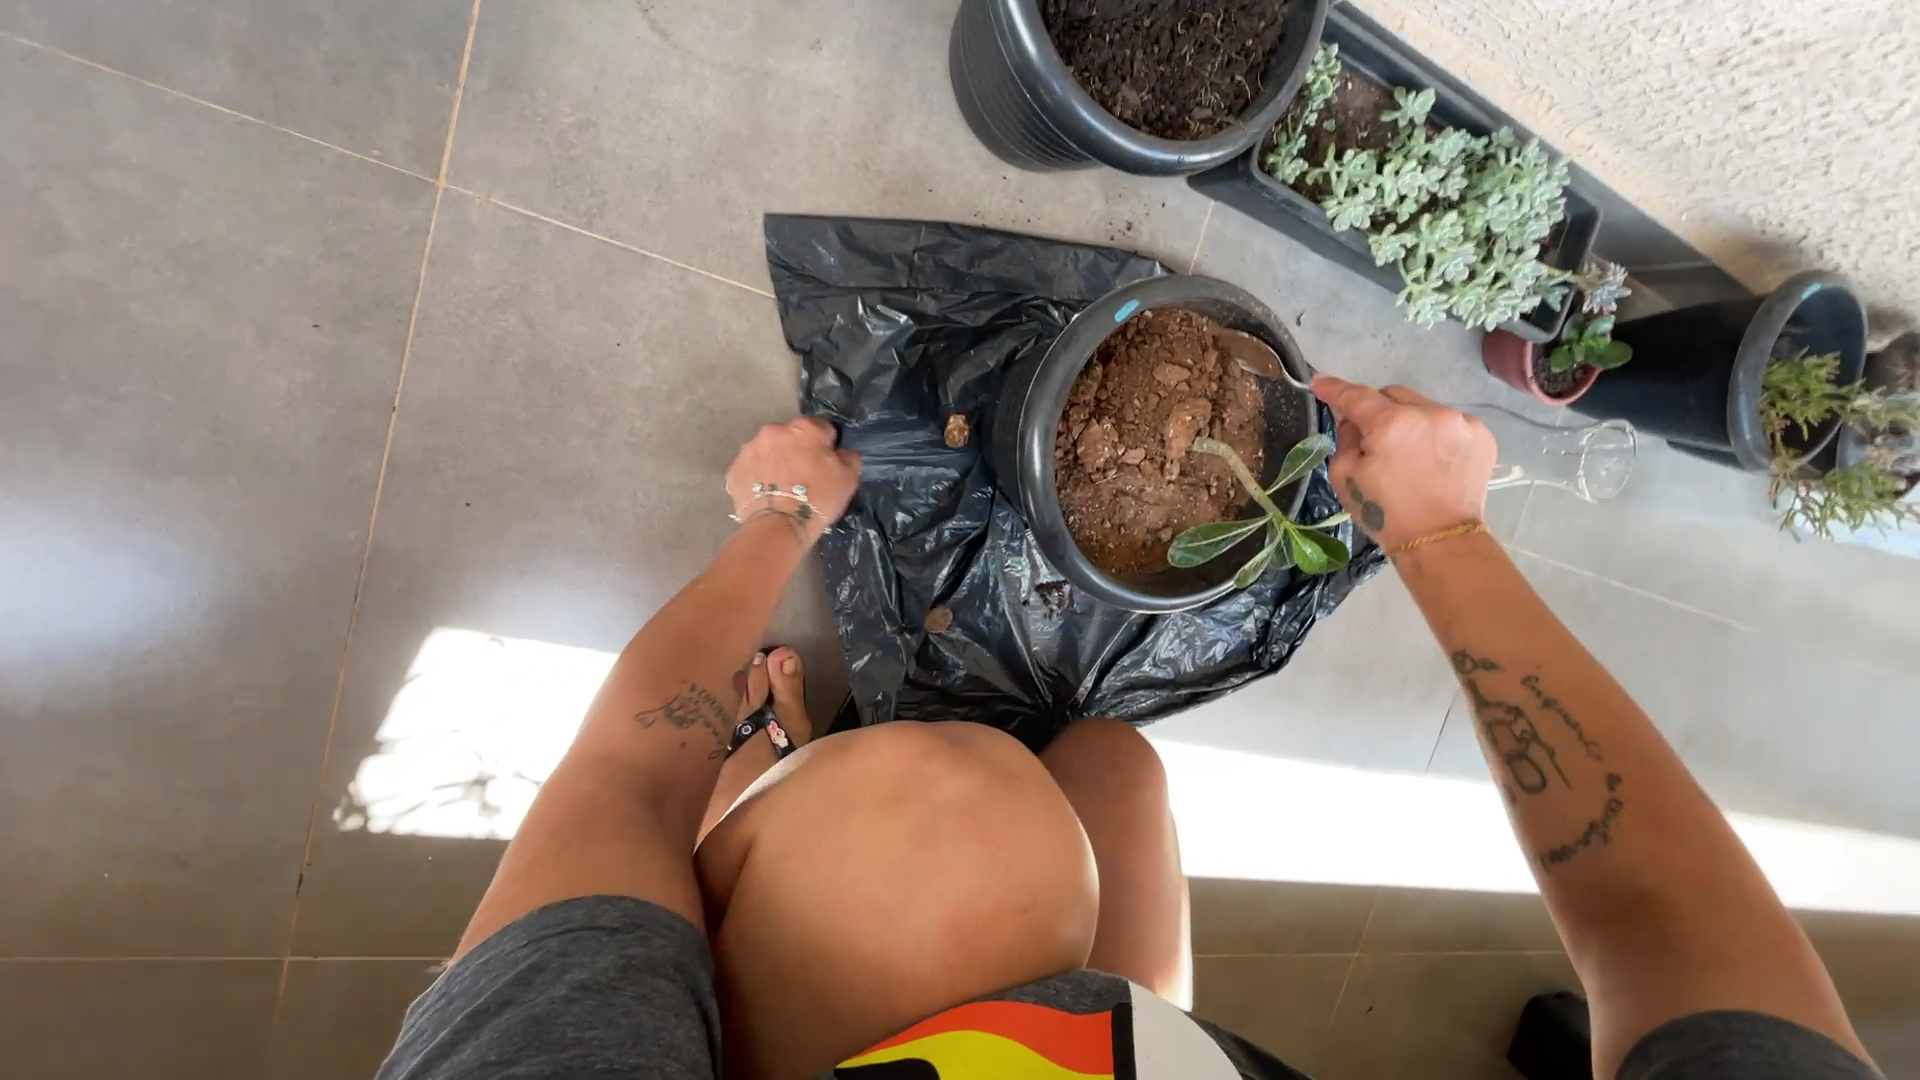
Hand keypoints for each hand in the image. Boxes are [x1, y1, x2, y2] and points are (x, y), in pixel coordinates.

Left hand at [725, 416, 861, 545]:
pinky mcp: (734, 469)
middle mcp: (775, 430)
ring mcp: (750, 449)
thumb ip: (848, 457)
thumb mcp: (849, 478)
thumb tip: (841, 452)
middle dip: (798, 451)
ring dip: (776, 462)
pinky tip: (766, 495)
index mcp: (805, 428)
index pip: (822, 428)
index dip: (827, 446)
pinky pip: (751, 469)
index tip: (828, 464)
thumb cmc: (818, 498)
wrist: (778, 526)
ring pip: (769, 451)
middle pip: (791, 437)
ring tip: (782, 488)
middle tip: (804, 477)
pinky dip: (758, 478)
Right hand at [1312, 375, 1494, 549]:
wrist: (1440, 539)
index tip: (1318, 382)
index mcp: (1392, 423)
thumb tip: (1353, 420)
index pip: (1356, 396)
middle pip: (1392, 395)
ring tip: (1404, 454)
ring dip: (1406, 422)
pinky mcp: (1481, 434)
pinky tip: (1428, 460)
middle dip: (1376, 409)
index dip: (1333, 388)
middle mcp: (1430, 412)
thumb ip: (1344, 438)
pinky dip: (1431, 433)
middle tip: (1369, 436)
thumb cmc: (1384, 512)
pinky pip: (1446, 422)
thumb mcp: (1344, 477)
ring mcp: (1460, 422)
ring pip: (1420, 407)